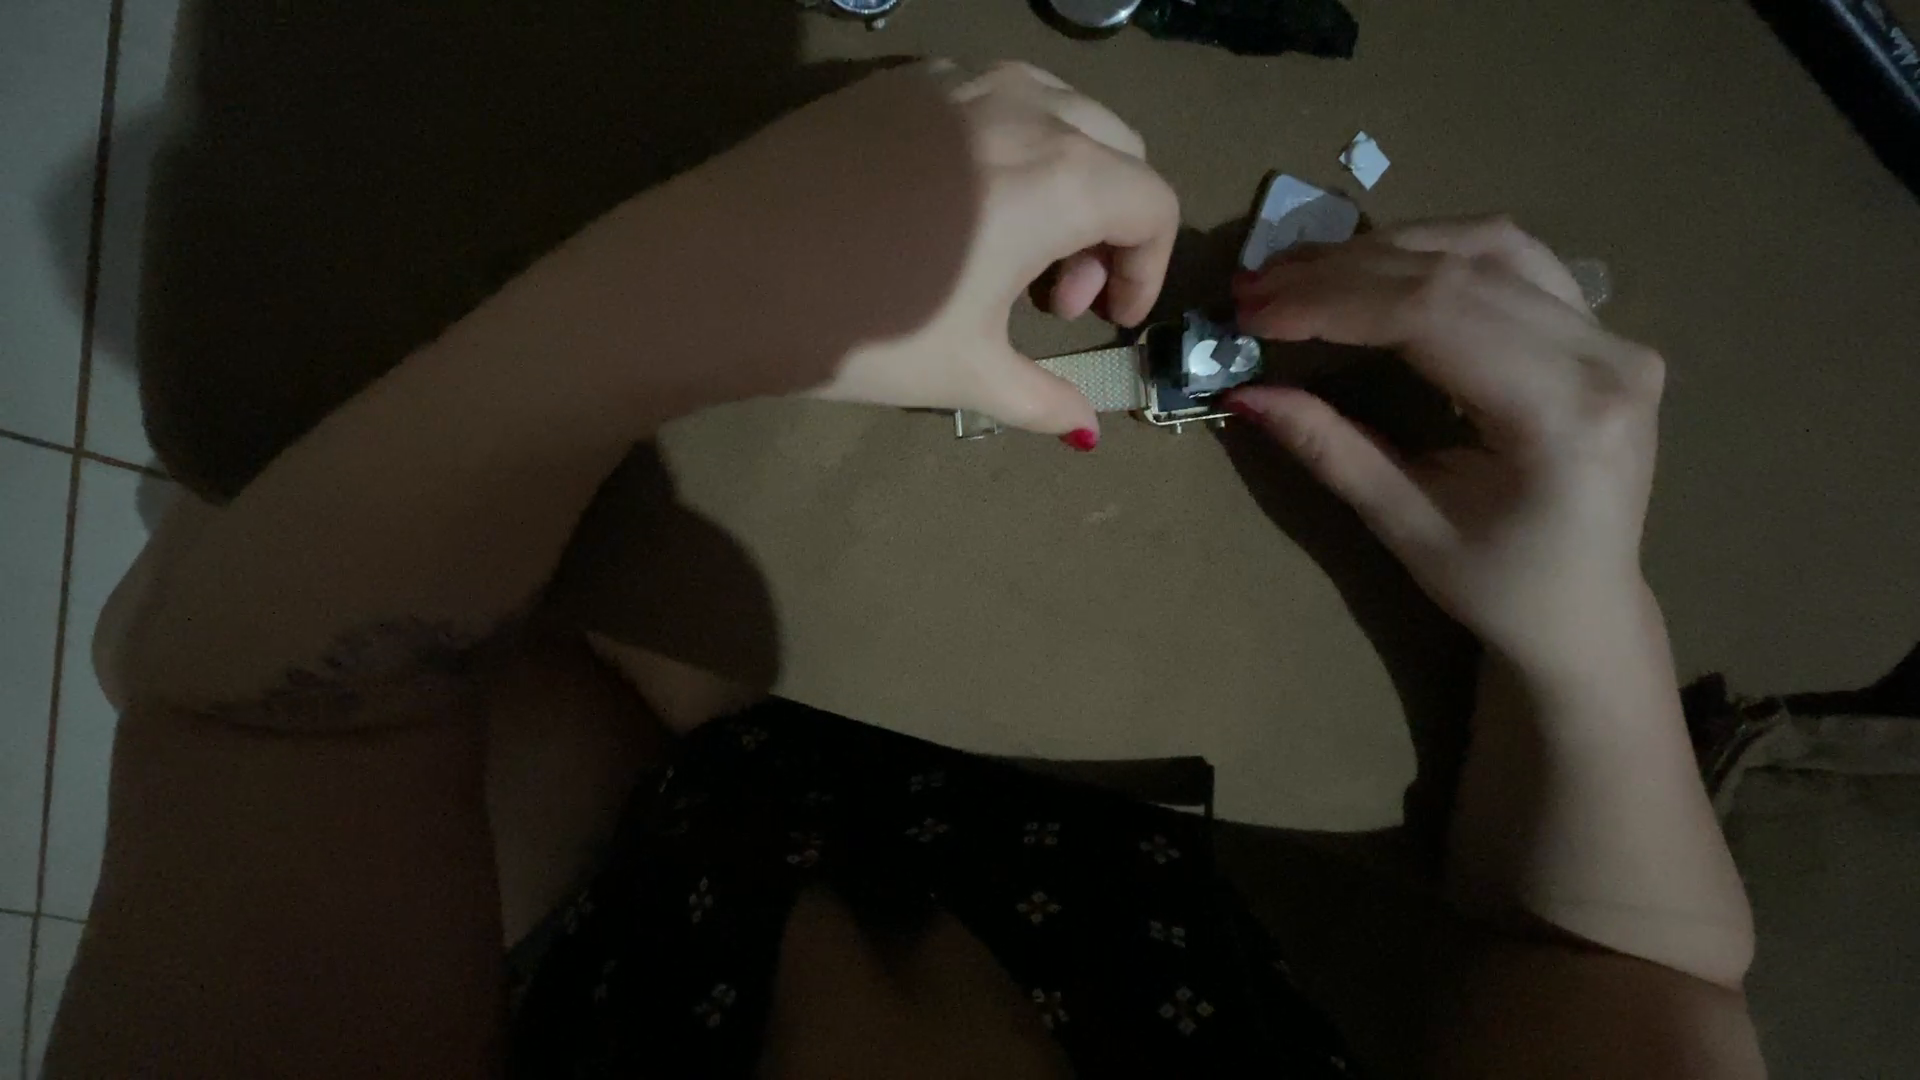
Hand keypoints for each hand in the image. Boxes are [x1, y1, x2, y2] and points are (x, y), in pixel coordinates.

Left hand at [811, 62, 1179, 440]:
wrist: (727, 276)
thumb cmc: (868, 333)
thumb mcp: (968, 376)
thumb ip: (1045, 402)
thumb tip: (1086, 432)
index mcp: (1055, 178)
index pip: (1153, 202)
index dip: (1147, 269)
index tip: (1105, 322)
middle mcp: (1020, 108)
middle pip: (1117, 149)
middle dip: (1108, 229)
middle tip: (1051, 300)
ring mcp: (954, 83)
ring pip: (1057, 111)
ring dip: (1065, 179)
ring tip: (1011, 249)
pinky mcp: (896, 84)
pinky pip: (989, 98)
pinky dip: (1008, 148)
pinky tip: (956, 209)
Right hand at [1227, 218, 1667, 672]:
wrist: (1583, 606)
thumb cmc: (1494, 584)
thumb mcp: (1401, 524)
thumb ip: (1328, 448)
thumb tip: (1244, 394)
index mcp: (1561, 411)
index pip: (1433, 315)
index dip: (1332, 303)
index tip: (1254, 313)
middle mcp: (1602, 352)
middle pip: (1455, 271)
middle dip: (1339, 273)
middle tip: (1255, 287)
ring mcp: (1608, 332)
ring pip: (1484, 247)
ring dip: (1379, 250)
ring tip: (1297, 271)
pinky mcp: (1595, 330)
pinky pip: (1509, 259)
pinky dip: (1429, 252)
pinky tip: (1373, 265)